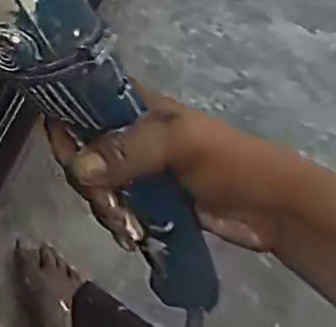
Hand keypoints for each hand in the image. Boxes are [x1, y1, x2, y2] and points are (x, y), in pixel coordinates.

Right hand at [45, 86, 307, 252]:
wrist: (272, 209)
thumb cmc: (227, 159)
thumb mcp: (177, 143)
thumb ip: (127, 150)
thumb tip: (80, 169)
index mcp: (125, 99)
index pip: (74, 100)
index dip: (63, 125)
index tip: (72, 158)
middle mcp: (120, 127)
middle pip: (77, 146)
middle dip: (87, 180)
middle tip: (111, 205)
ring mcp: (130, 163)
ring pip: (91, 180)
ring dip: (104, 207)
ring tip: (131, 228)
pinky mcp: (143, 196)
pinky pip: (111, 204)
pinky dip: (116, 221)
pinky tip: (134, 236)